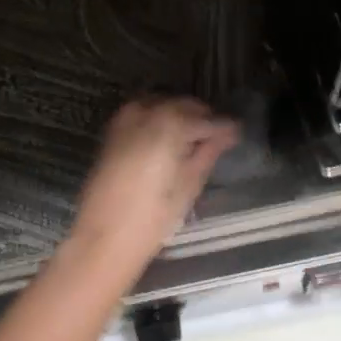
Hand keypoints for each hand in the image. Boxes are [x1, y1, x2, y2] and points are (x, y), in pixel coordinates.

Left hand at [68, 98, 238, 269]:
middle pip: (184, 105)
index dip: (225, 127)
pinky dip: (160, 121)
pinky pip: (144, 113)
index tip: (237, 135)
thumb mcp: (189, 184)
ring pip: (163, 105)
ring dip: (180, 117)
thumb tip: (227, 133)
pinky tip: (169, 143)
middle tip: (216, 140)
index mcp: (171, 122)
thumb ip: (208, 152)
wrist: (103, 235)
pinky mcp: (113, 129)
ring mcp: (126, 116)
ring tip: (193, 143)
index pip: (208, 118)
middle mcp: (147, 110)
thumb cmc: (153, 216)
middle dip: (202, 118)